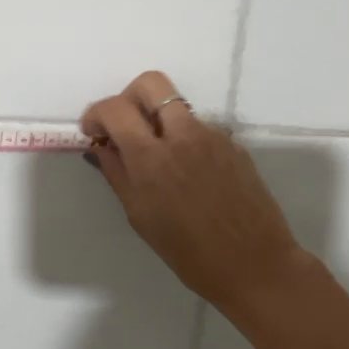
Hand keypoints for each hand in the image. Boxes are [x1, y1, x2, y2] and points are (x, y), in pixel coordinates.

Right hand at [81, 71, 314, 314]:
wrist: (254, 264)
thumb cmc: (188, 252)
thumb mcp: (140, 216)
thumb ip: (118, 174)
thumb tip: (102, 147)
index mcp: (152, 158)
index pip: (115, 109)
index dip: (96, 113)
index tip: (94, 132)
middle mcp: (182, 136)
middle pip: (151, 84)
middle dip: (129, 97)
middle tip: (124, 125)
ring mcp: (212, 137)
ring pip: (177, 108)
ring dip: (159, 121)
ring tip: (159, 158)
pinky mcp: (233, 145)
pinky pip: (199, 129)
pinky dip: (185, 140)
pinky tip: (190, 175)